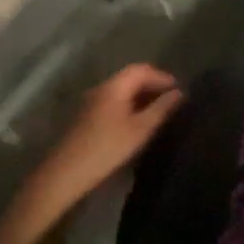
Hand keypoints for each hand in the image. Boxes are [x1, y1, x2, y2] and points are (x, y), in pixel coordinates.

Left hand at [36, 63, 184, 202]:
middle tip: (170, 100)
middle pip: (131, 77)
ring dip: (140, 96)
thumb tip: (179, 93)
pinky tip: (135, 122)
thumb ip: (161, 109)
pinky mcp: (86, 117)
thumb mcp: (139, 130)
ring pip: (121, 90)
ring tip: (157, 111)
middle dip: (152, 85)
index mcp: (115, 85)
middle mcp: (102, 87)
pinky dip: (128, 105)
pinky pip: (113, 101)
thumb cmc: (105, 149)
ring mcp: (91, 102)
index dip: (162, 77)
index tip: (179, 90)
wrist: (64, 175)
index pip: (142, 69)